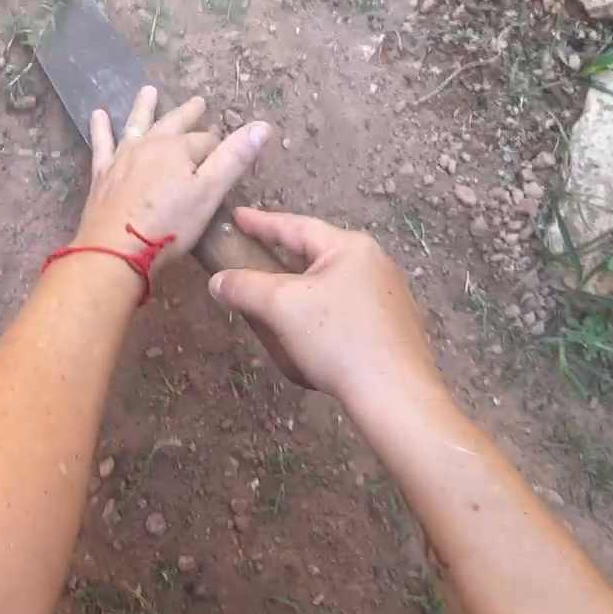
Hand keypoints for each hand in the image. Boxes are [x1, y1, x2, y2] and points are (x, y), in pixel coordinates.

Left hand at [70, 87, 271, 268]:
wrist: (115, 249)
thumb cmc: (168, 225)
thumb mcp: (209, 194)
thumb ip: (234, 159)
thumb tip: (262, 126)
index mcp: (178, 150)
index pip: (206, 141)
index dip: (219, 147)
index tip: (226, 152)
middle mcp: (149, 145)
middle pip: (173, 124)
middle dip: (187, 113)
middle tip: (198, 101)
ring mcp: (123, 157)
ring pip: (137, 125)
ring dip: (144, 107)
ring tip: (148, 91)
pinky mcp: (102, 174)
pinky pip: (102, 143)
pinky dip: (101, 127)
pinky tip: (98, 114)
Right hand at [207, 209, 444, 403]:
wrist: (394, 396)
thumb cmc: (338, 339)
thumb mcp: (280, 306)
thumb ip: (244, 287)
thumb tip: (217, 282)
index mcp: (350, 248)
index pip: (296, 227)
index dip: (261, 222)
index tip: (237, 217)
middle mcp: (374, 264)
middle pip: (315, 254)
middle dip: (281, 256)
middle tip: (253, 254)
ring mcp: (387, 297)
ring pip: (330, 283)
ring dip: (300, 287)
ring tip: (275, 295)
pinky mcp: (392, 328)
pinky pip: (344, 308)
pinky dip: (319, 310)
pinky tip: (307, 330)